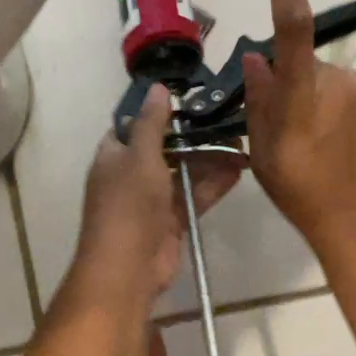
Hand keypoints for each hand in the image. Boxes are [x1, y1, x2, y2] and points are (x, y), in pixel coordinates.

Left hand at [72, 83, 240, 299]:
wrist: (127, 268)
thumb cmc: (128, 206)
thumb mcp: (139, 156)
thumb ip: (151, 123)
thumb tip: (157, 88)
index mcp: (114, 155)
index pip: (134, 125)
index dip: (158, 111)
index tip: (189, 97)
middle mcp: (132, 175)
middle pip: (166, 148)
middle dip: (194, 135)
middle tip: (228, 118)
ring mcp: (152, 200)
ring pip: (184, 172)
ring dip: (209, 159)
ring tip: (242, 142)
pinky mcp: (172, 221)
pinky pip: (194, 196)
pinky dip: (214, 184)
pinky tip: (239, 170)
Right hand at [242, 0, 355, 250]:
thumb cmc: (303, 194)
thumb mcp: (264, 155)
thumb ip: (258, 103)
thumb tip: (256, 60)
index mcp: (302, 97)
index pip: (291, 29)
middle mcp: (339, 84)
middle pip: (308, 66)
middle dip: (296, 85)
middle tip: (291, 132)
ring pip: (332, 82)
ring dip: (321, 101)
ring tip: (320, 146)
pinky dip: (344, 112)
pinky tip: (343, 146)